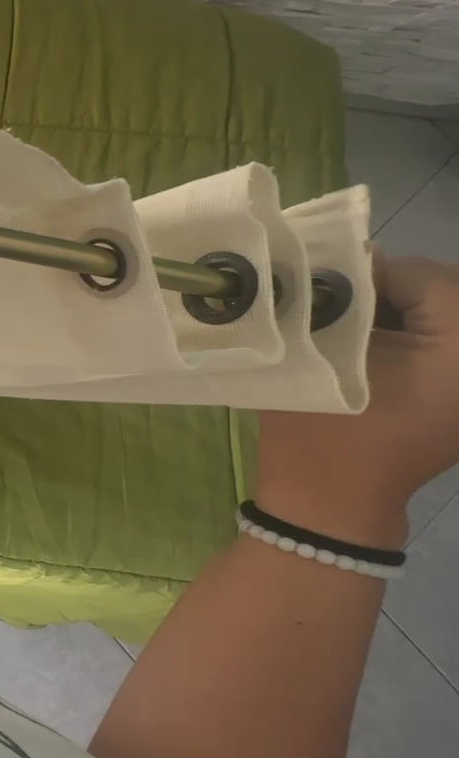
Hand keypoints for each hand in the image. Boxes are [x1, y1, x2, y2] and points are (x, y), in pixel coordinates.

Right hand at [256, 253, 458, 547]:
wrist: (332, 493)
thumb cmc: (324, 424)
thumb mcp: (322, 354)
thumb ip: (337, 302)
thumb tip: (337, 264)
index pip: (425, 278)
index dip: (366, 273)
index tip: (313, 285)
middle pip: (438, 293)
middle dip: (380, 291)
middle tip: (323, 303)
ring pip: (436, 316)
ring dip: (388, 312)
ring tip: (339, 327)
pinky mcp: (458, 392)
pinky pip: (436, 343)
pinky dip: (401, 336)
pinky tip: (361, 351)